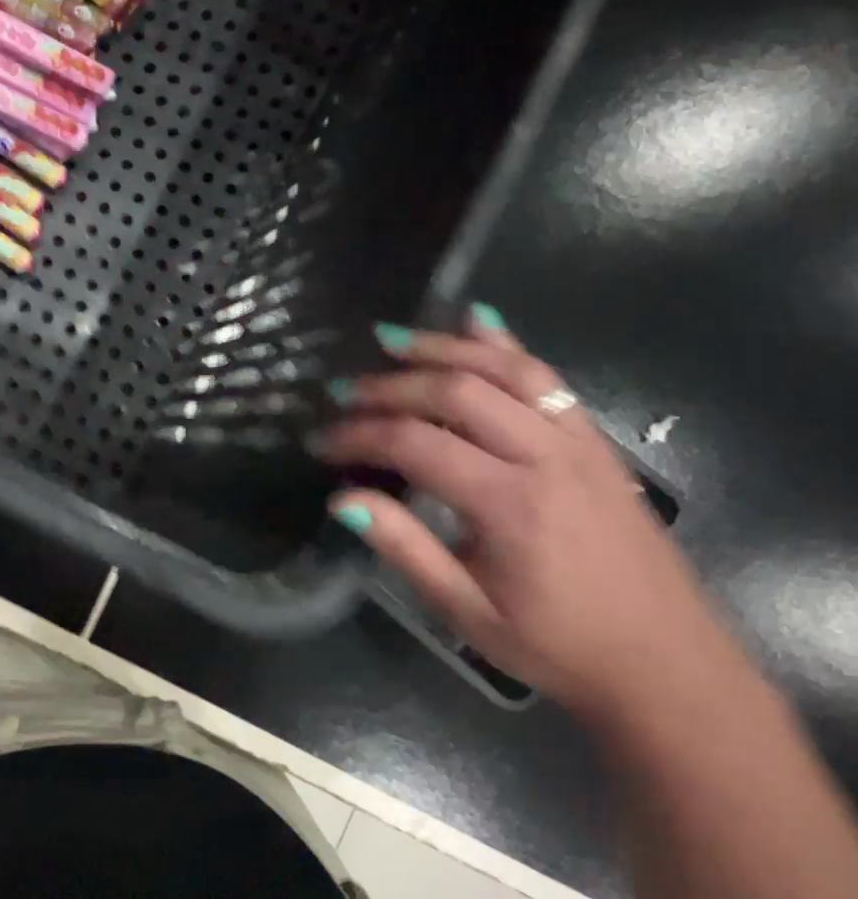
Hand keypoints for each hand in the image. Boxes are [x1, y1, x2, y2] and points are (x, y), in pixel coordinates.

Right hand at [314, 305, 736, 716]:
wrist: (667, 666)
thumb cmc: (555, 644)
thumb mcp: (465, 610)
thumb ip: (404, 548)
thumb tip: (342, 499)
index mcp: (511, 505)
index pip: (415, 444)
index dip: (358, 435)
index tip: (321, 444)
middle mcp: (548, 460)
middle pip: (458, 393)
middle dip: (390, 386)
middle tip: (343, 392)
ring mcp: (581, 446)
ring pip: (508, 371)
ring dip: (445, 349)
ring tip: (392, 339)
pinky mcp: (597, 446)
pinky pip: (550, 381)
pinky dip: (508, 348)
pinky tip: (478, 324)